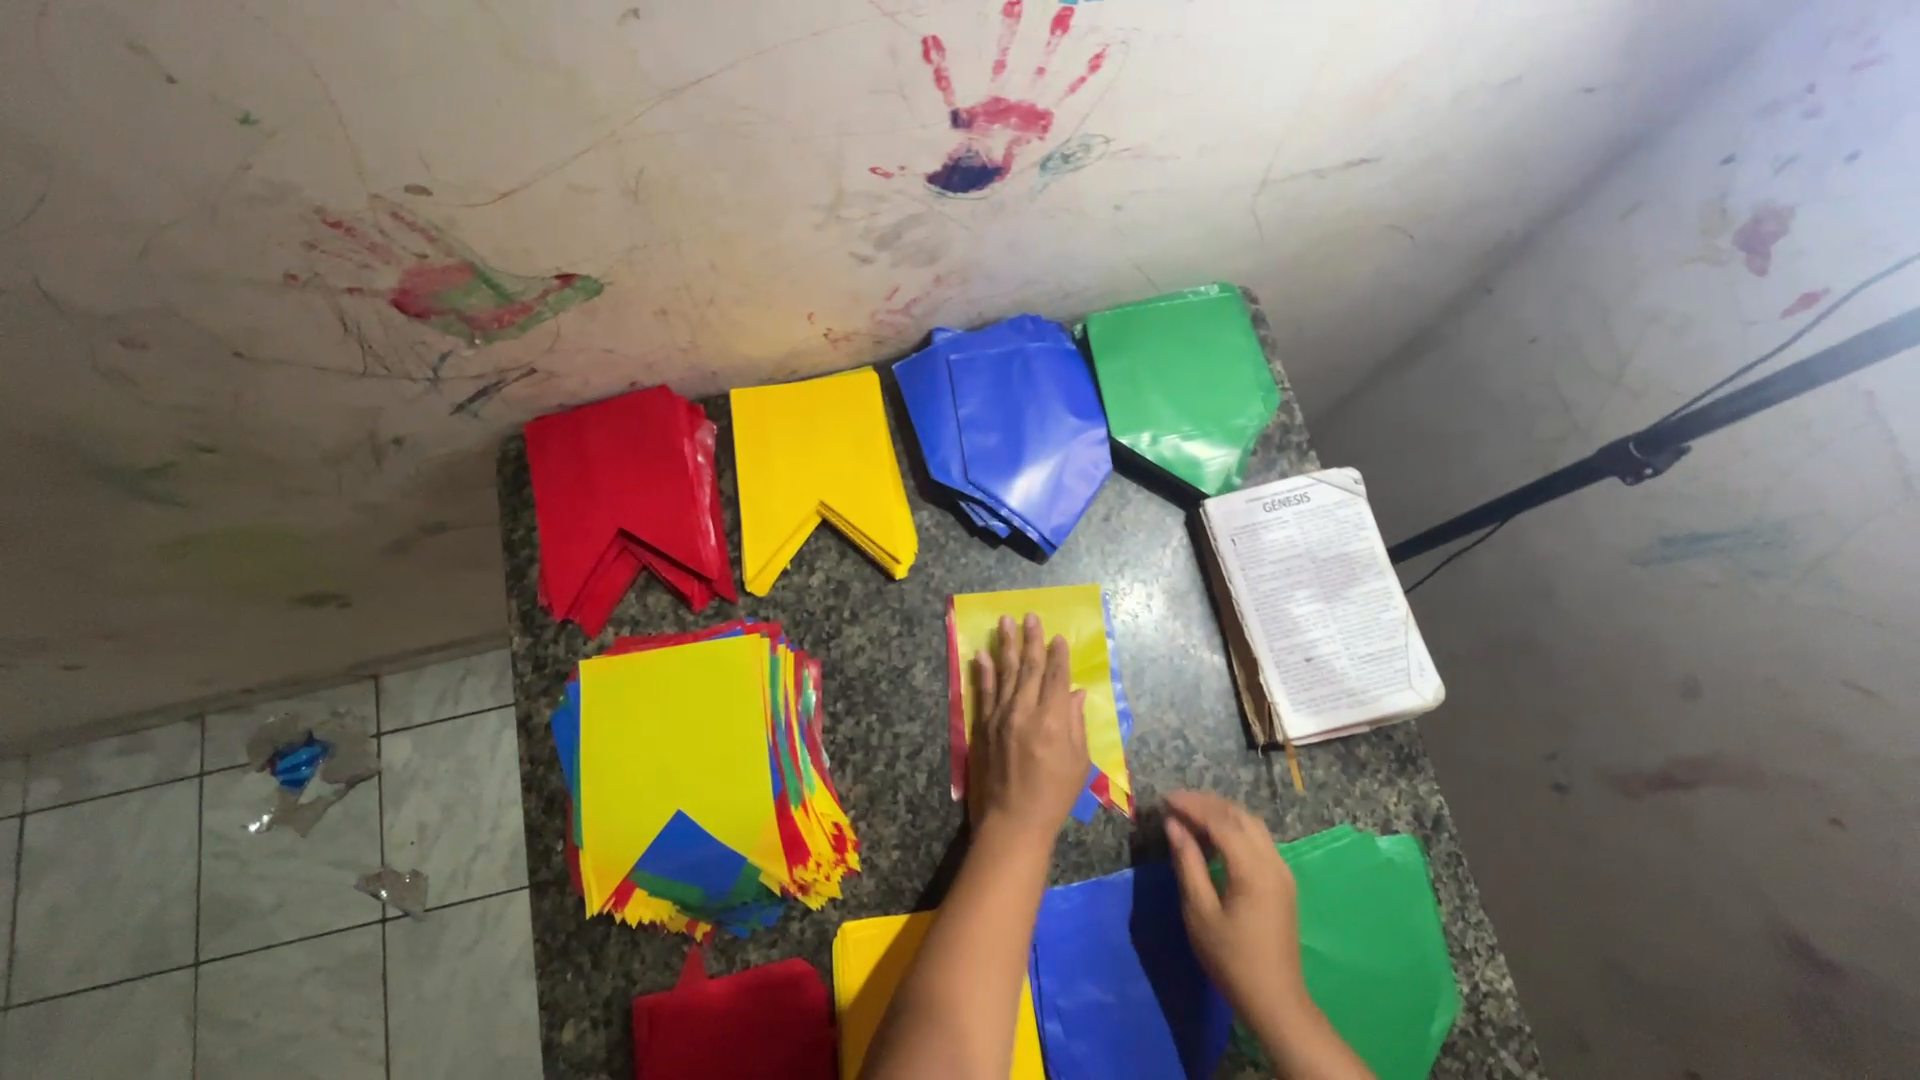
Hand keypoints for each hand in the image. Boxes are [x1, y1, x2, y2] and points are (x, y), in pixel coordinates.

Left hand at [968, 614, 1089, 846]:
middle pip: (1030, 668)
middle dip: (1031, 640)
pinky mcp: (983, 726)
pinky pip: (983, 692)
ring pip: (1005, 673)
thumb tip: (1076, 694)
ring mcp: (1001, 717)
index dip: (1059, 655)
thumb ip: (1076, 724)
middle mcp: (1026, 711)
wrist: (1013, 821)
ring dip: (1006, 646)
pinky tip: (981, 654)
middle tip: (1030, 616)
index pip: (1058, 677)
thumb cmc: (1054, 795)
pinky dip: (982, 672)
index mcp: (1054, 720)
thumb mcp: (1079, 762)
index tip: (1058, 636)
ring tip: (1004, 622)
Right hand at [1164, 791, 1309, 1023]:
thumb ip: (1188, 862)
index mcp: (1253, 868)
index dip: (1192, 806)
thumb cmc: (1231, 958)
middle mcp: (1273, 861)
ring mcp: (1282, 871)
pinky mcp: (1282, 881)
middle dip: (1207, 803)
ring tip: (1190, 815)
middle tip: (1174, 803)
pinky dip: (1234, 829)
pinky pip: (1258, 840)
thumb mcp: (1200, 911)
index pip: (1221, 821)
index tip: (1164, 799)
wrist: (1274, 998)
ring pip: (1252, 825)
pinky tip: (1214, 837)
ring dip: (1222, 814)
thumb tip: (1173, 825)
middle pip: (1240, 816)